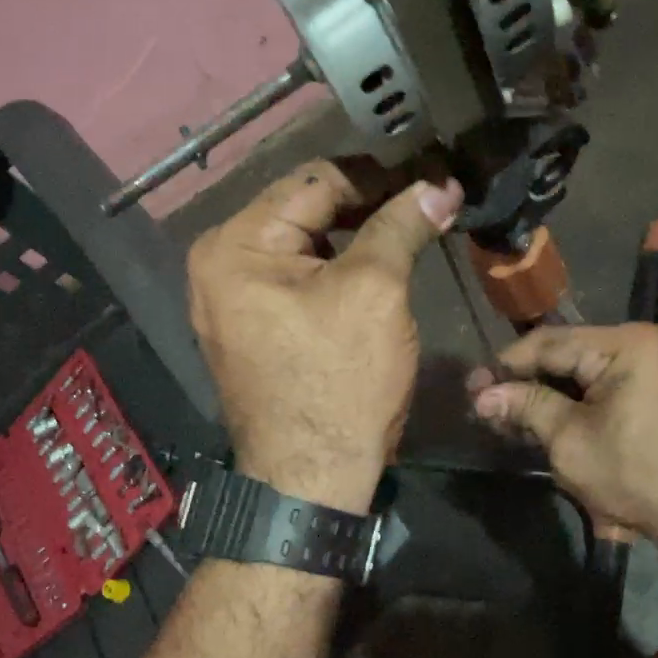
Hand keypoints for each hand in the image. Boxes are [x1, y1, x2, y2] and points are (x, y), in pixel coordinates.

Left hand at [189, 161, 463, 512]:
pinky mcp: (248, 329)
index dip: (379, 176)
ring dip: (354, 238)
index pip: (314, 181)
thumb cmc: (339, 384)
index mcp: (234, 245)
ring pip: (302, 245)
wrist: (311, 481)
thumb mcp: (374, 293)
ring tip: (410, 232)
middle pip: (303, 210)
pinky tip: (375, 269)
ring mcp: (228, 300)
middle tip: (428, 204)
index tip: (432, 177)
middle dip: (367, 206)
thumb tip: (440, 185)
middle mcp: (217, 264)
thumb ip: (401, 226)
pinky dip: (334, 270)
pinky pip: (294, 280)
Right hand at [468, 324, 657, 547]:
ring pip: (597, 374)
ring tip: (523, 424)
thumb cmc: (639, 475)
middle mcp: (656, 341)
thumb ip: (526, 408)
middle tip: (494, 410)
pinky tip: (564, 427)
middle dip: (532, 385)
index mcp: (630, 343)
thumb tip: (482, 396)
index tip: (473, 387)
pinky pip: (623, 388)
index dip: (507, 366)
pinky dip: (591, 405)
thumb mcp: (571, 441)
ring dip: (560, 398)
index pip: (550, 342)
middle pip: (575, 356)